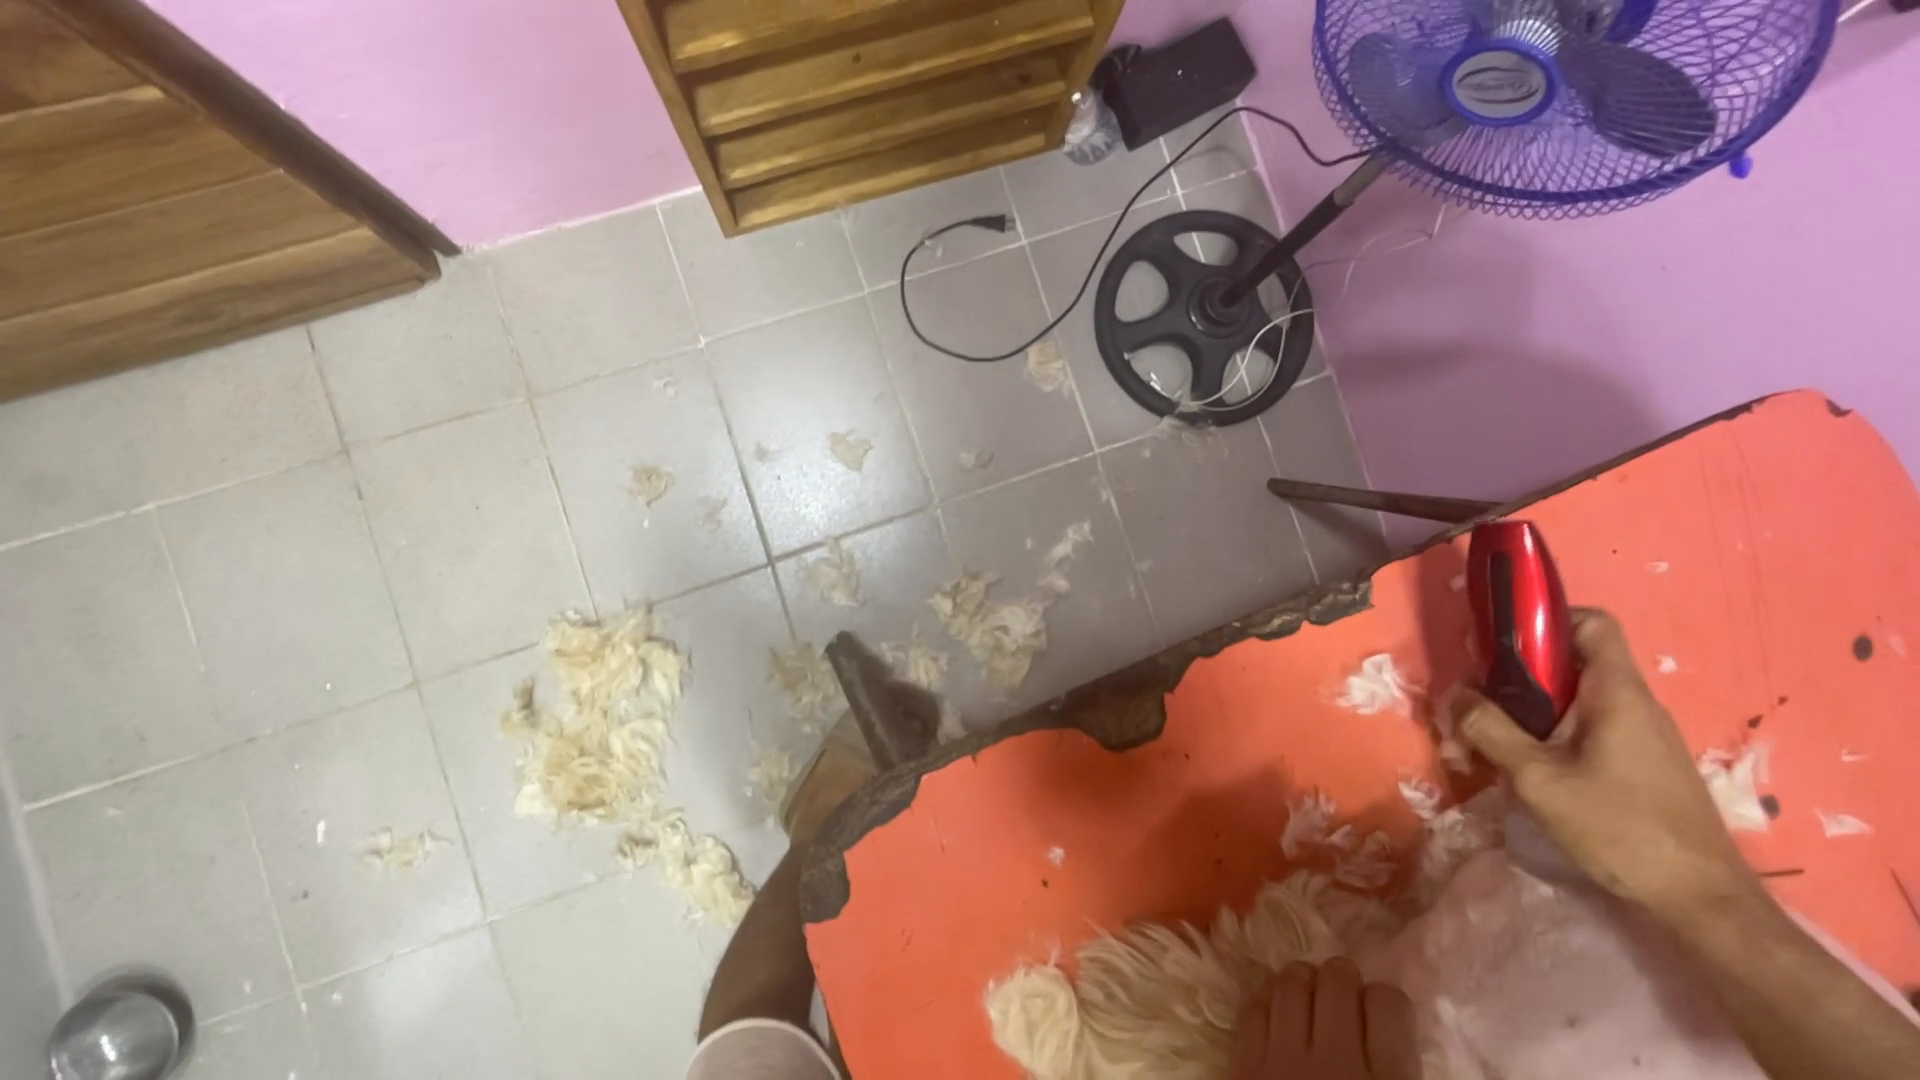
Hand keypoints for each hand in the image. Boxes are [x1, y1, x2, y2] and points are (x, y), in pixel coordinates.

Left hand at [1229, 959, 1418, 1079]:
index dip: (1388, 1002)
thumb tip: (1392, 1019)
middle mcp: (1336, 1064)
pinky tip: (1279, 1017)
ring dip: (1303, 981)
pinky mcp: (1246, 1067)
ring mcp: (1284, 1062)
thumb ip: (1400, 1063)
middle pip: (1336, 980)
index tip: (1384, 1015)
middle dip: (1343, 980)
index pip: (1389, 1002)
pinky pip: (1254, 1008)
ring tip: (1311, 998)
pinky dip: (1268, 1003)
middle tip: (1344, 999)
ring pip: (1291, 983)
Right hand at [1446, 608, 1759, 921]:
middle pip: (1568, 663)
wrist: (1699, 901)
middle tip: (1472, 703)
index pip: (1591, 622)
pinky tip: (1519, 770)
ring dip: (1522, 713)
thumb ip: (1490, 730)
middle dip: (1512, 677)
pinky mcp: (1636, 764)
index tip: (1499, 641)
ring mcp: (1638, 736)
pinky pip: (1582, 730)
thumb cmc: (1619, 828)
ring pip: (1570, 701)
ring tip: (1482, 743)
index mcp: (1616, 692)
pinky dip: (1544, 737)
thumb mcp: (1537, 778)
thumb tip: (1454, 694)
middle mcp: (1632, 704)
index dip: (1546, 618)